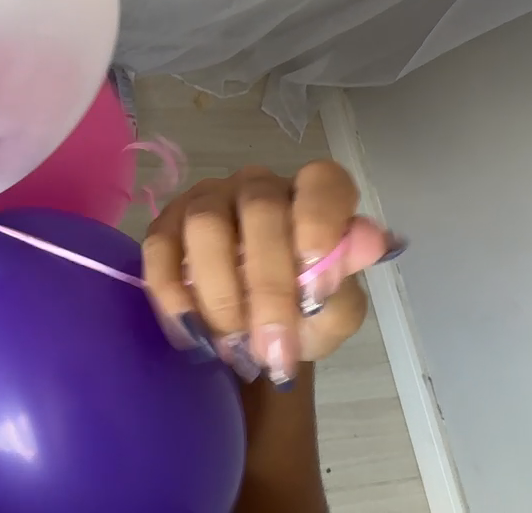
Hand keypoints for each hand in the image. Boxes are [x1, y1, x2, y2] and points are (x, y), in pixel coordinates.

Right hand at [141, 163, 401, 386]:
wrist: (250, 332)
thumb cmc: (301, 311)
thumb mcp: (332, 312)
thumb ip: (346, 284)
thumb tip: (371, 240)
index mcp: (309, 197)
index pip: (322, 181)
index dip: (321, 218)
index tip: (318, 275)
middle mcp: (256, 186)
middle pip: (259, 209)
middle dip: (268, 285)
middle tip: (274, 350)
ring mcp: (206, 198)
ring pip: (205, 224)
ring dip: (219, 293)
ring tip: (233, 345)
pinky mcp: (165, 224)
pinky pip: (160, 247)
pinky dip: (173, 294)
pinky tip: (192, 334)